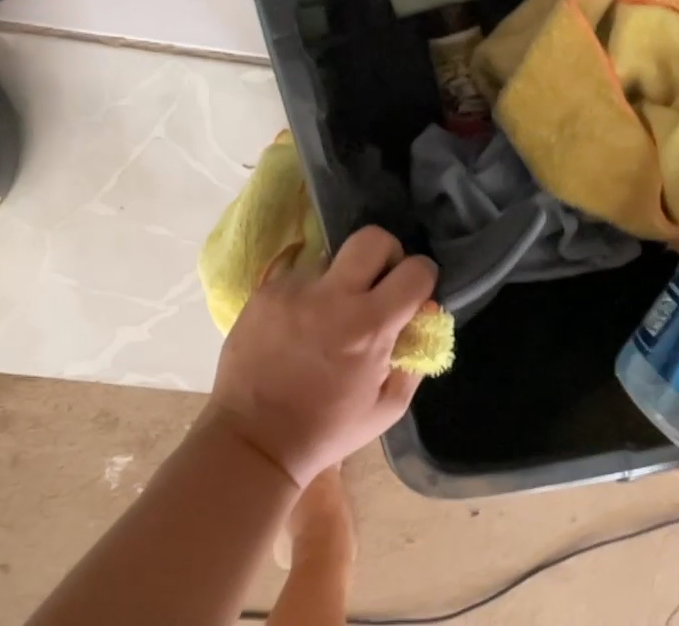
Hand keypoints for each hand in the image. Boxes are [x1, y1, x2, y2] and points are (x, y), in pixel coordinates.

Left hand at [205, 226, 437, 487]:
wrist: (253, 441)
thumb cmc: (328, 430)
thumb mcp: (389, 407)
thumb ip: (416, 357)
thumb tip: (426, 316)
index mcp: (369, 327)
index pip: (416, 270)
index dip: (423, 279)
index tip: (415, 294)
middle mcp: (333, 297)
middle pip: (374, 238)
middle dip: (387, 254)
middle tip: (380, 284)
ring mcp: (294, 290)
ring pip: (333, 258)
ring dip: (341, 279)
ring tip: (330, 315)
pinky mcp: (265, 292)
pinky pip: (300, 277)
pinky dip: (308, 294)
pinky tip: (300, 326)